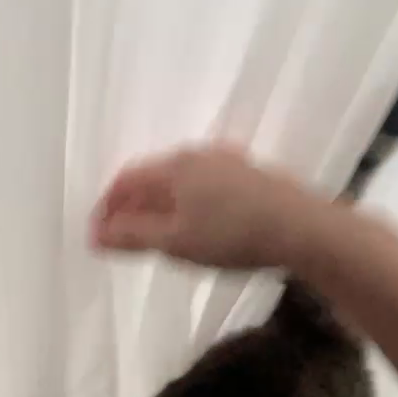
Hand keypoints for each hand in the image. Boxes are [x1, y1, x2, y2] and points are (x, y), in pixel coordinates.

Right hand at [90, 146, 331, 270]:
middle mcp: (197, 155)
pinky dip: (184, 204)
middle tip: (121, 237)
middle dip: (131, 206)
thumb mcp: (175, 242)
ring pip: (179, 181)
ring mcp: (227, 162)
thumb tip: (95, 235)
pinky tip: (194, 226)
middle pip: (152, 177)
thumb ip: (132, 237)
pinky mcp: (249, 176)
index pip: (126, 179)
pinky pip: (202, 186)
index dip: (106, 207)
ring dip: (158, 206)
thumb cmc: (231, 235)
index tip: (97, 236)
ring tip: (154, 235)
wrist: (302, 228)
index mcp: (174, 167)